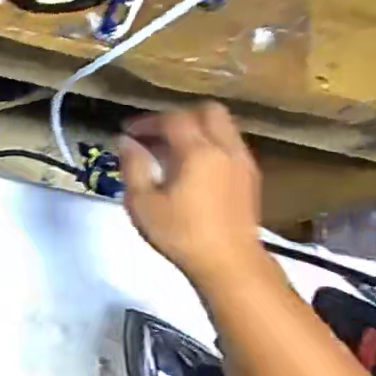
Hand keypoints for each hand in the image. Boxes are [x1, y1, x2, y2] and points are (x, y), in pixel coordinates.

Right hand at [117, 103, 267, 284]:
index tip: (127, 132)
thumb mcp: (142, 202)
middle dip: (178, 117)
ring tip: (169, 151)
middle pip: (207, 112)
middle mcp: (225, 149)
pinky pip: (229, 146)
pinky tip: (190, 168)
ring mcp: (242, 163)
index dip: (147, 121)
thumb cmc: (179, 233)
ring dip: (196, 131)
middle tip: (154, 135)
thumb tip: (125, 142)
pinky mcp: (250, 178)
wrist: (229, 263)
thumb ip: (133, 166)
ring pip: (222, 127)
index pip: (173, 119)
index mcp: (198, 152)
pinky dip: (209, 145)